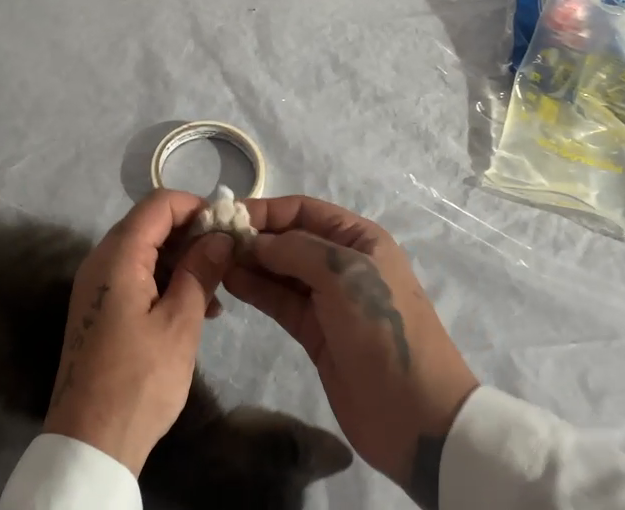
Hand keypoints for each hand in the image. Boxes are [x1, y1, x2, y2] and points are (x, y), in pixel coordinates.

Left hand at [43, 190, 236, 472]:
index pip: (158, 204)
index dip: (195, 206)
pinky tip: (198, 307)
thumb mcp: (180, 323)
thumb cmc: (140, 379)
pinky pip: (136, 277)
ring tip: (219, 290)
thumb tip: (219, 235)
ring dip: (181, 261)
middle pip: (149, 225)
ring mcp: (97, 286)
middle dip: (191, 234)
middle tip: (229, 258)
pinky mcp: (100, 309)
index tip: (228, 227)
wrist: (91, 441)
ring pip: (145, 252)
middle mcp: (101, 260)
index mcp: (117, 256)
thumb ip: (200, 271)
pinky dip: (165, 282)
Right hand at [224, 196, 479, 504]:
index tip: (225, 216)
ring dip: (248, 263)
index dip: (266, 210)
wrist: (415, 415)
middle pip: (288, 238)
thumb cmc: (382, 329)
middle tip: (209, 241)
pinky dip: (255, 289)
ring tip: (211, 260)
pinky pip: (279, 300)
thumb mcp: (343, 275)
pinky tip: (228, 282)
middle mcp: (342, 262)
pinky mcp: (314, 332)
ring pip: (279, 270)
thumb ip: (295, 249)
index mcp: (359, 239)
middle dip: (252, 236)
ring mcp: (327, 299)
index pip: (303, 210)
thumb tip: (253, 240)